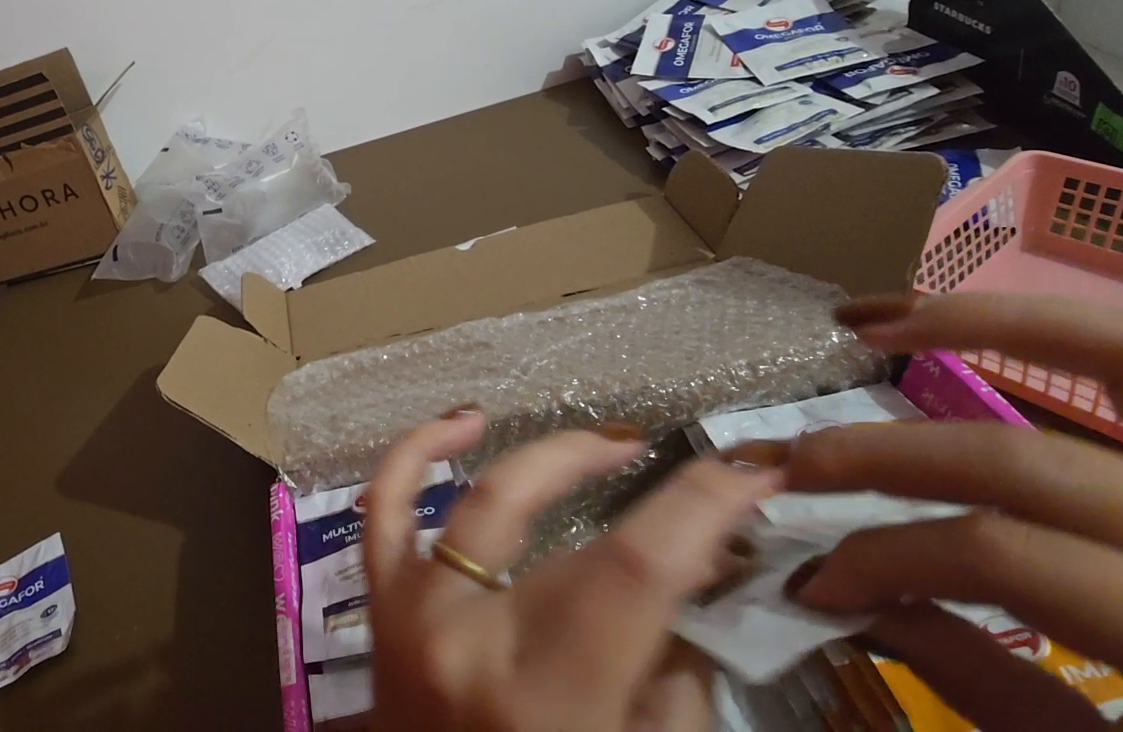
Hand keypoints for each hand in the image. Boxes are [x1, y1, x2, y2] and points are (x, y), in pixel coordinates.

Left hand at [366, 413, 781, 730]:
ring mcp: (411, 613)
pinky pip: (383, 506)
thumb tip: (693, 572)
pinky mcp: (377, 602)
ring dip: (551, 458)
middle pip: (570, 548)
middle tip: (704, 482)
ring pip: (480, 500)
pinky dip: (415, 452)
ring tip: (608, 443)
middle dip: (652, 509)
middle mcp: (469, 643)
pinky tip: (463, 421)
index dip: (697, 507)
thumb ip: (670, 677)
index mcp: (547, 700)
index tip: (745, 471)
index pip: (631, 571)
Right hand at [782, 292, 1122, 730]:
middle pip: (1031, 463)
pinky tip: (965, 313)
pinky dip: (1056, 321)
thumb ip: (995, 689)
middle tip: (793, 462)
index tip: (812, 583)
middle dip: (886, 455)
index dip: (888, 559)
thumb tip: (854, 599)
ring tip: (870, 322)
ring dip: (980, 323)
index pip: (1006, 560)